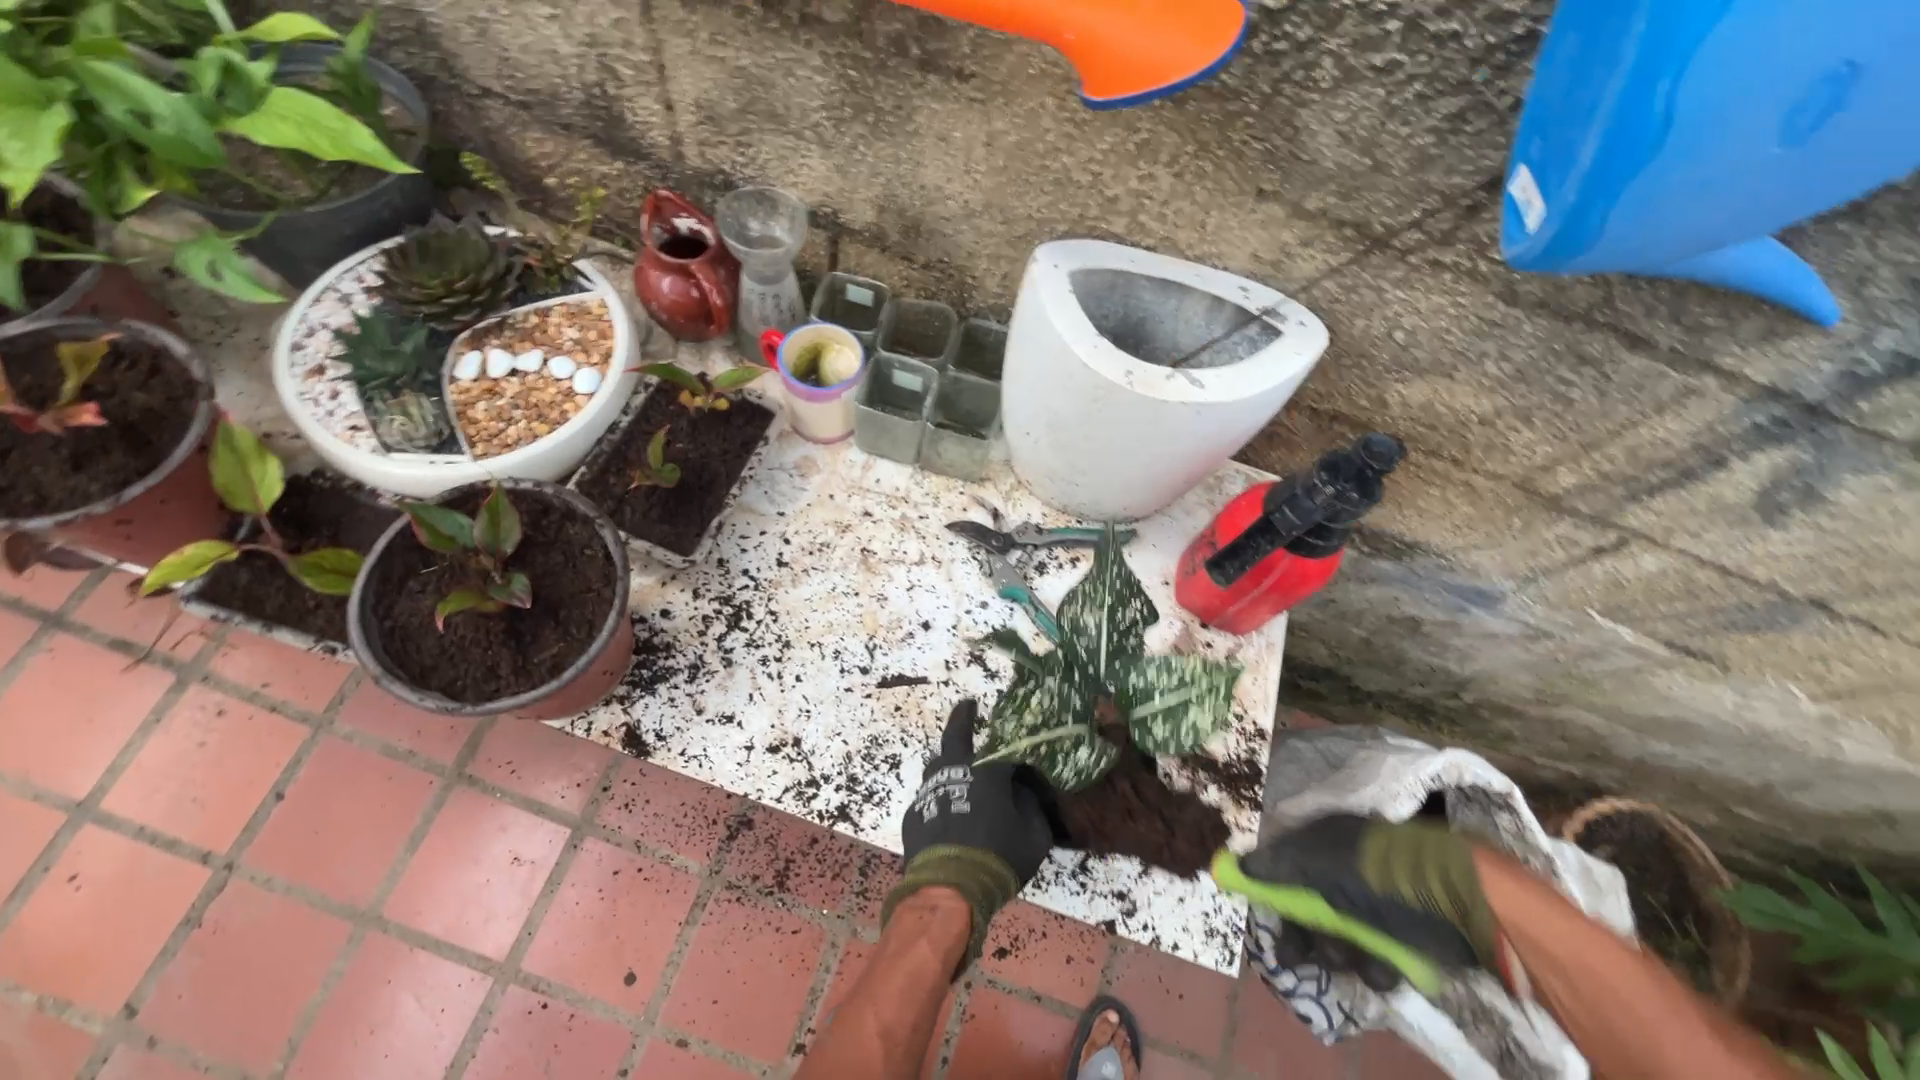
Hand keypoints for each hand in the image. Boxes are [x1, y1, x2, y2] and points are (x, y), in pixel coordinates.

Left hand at [884, 700, 1058, 969]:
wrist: (950, 888)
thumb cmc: (999, 857)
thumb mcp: (1035, 836)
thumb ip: (1033, 807)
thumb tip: (1024, 791)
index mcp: (987, 771)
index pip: (1005, 750)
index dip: (1016, 755)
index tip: (1021, 755)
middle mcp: (955, 771)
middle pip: (956, 736)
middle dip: (963, 717)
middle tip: (968, 706)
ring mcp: (929, 791)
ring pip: (938, 765)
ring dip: (950, 762)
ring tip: (960, 768)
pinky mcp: (914, 813)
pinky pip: (930, 796)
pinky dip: (941, 796)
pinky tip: (949, 811)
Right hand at [1230, 815, 1506, 993]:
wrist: (1466, 906)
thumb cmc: (1384, 878)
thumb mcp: (1323, 865)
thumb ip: (1278, 867)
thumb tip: (1234, 866)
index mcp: (1327, 840)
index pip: (1284, 864)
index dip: (1271, 892)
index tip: (1266, 920)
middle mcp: (1347, 868)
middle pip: (1307, 905)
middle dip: (1306, 934)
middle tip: (1299, 958)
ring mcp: (1376, 903)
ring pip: (1338, 936)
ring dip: (1342, 953)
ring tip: (1360, 955)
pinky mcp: (1402, 935)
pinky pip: (1373, 954)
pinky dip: (1376, 964)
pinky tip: (1387, 965)